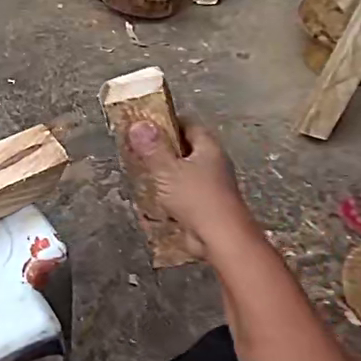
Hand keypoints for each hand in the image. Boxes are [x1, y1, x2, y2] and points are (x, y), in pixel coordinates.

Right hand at [127, 121, 259, 258]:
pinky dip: (172, 197)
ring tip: (143, 176)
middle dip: (165, 151)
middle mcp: (215, 163)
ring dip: (168, 176)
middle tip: (140, 151)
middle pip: (188, 150)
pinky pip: (187, 196)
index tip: (146, 126)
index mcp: (209, 147)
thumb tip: (139, 124)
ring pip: (186, 174)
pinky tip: (156, 202)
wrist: (221, 237)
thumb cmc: (197, 198)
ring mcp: (213, 187)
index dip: (168, 123)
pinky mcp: (209, 208)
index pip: (189, 125)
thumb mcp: (168, 170)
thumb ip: (153, 148)